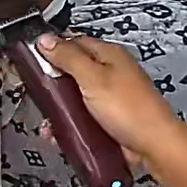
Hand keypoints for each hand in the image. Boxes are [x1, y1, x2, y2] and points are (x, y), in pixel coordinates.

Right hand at [33, 33, 186, 165]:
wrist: (154, 146)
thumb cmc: (133, 111)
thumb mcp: (93, 78)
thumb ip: (68, 57)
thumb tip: (46, 40)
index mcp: (109, 55)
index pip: (74, 41)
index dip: (52, 48)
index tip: (33, 59)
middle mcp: (111, 73)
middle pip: (73, 70)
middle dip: (54, 82)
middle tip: (40, 92)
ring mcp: (110, 97)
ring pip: (76, 96)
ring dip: (61, 107)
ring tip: (50, 118)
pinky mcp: (109, 118)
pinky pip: (84, 116)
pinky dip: (71, 123)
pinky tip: (62, 132)